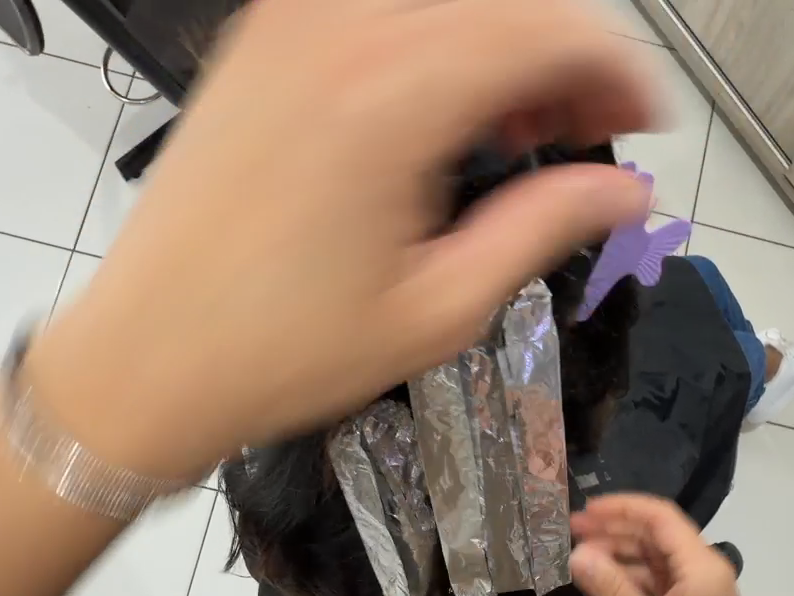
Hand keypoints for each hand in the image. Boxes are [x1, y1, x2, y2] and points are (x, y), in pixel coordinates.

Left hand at [30, 0, 659, 476]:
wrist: (149, 361)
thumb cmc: (280, 354)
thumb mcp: (438, 310)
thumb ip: (542, 230)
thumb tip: (624, 196)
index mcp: (391, 96)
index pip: (548, 31)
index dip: (618, 73)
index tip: (645, 125)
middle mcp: (336, 29)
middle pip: (501, 0)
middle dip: (567, 59)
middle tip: (588, 135)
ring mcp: (287, 23)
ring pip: (442, 1)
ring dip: (502, 50)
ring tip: (521, 134)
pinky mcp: (260, 42)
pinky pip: (377, 12)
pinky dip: (434, 46)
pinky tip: (445, 113)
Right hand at [568, 495, 769, 595]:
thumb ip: (611, 588)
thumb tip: (577, 554)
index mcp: (700, 565)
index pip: (659, 516)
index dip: (621, 508)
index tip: (584, 511)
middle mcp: (702, 568)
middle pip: (656, 534)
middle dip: (615, 529)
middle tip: (571, 532)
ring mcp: (698, 588)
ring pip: (655, 558)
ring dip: (620, 554)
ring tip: (581, 557)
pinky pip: (658, 581)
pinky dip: (631, 578)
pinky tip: (604, 584)